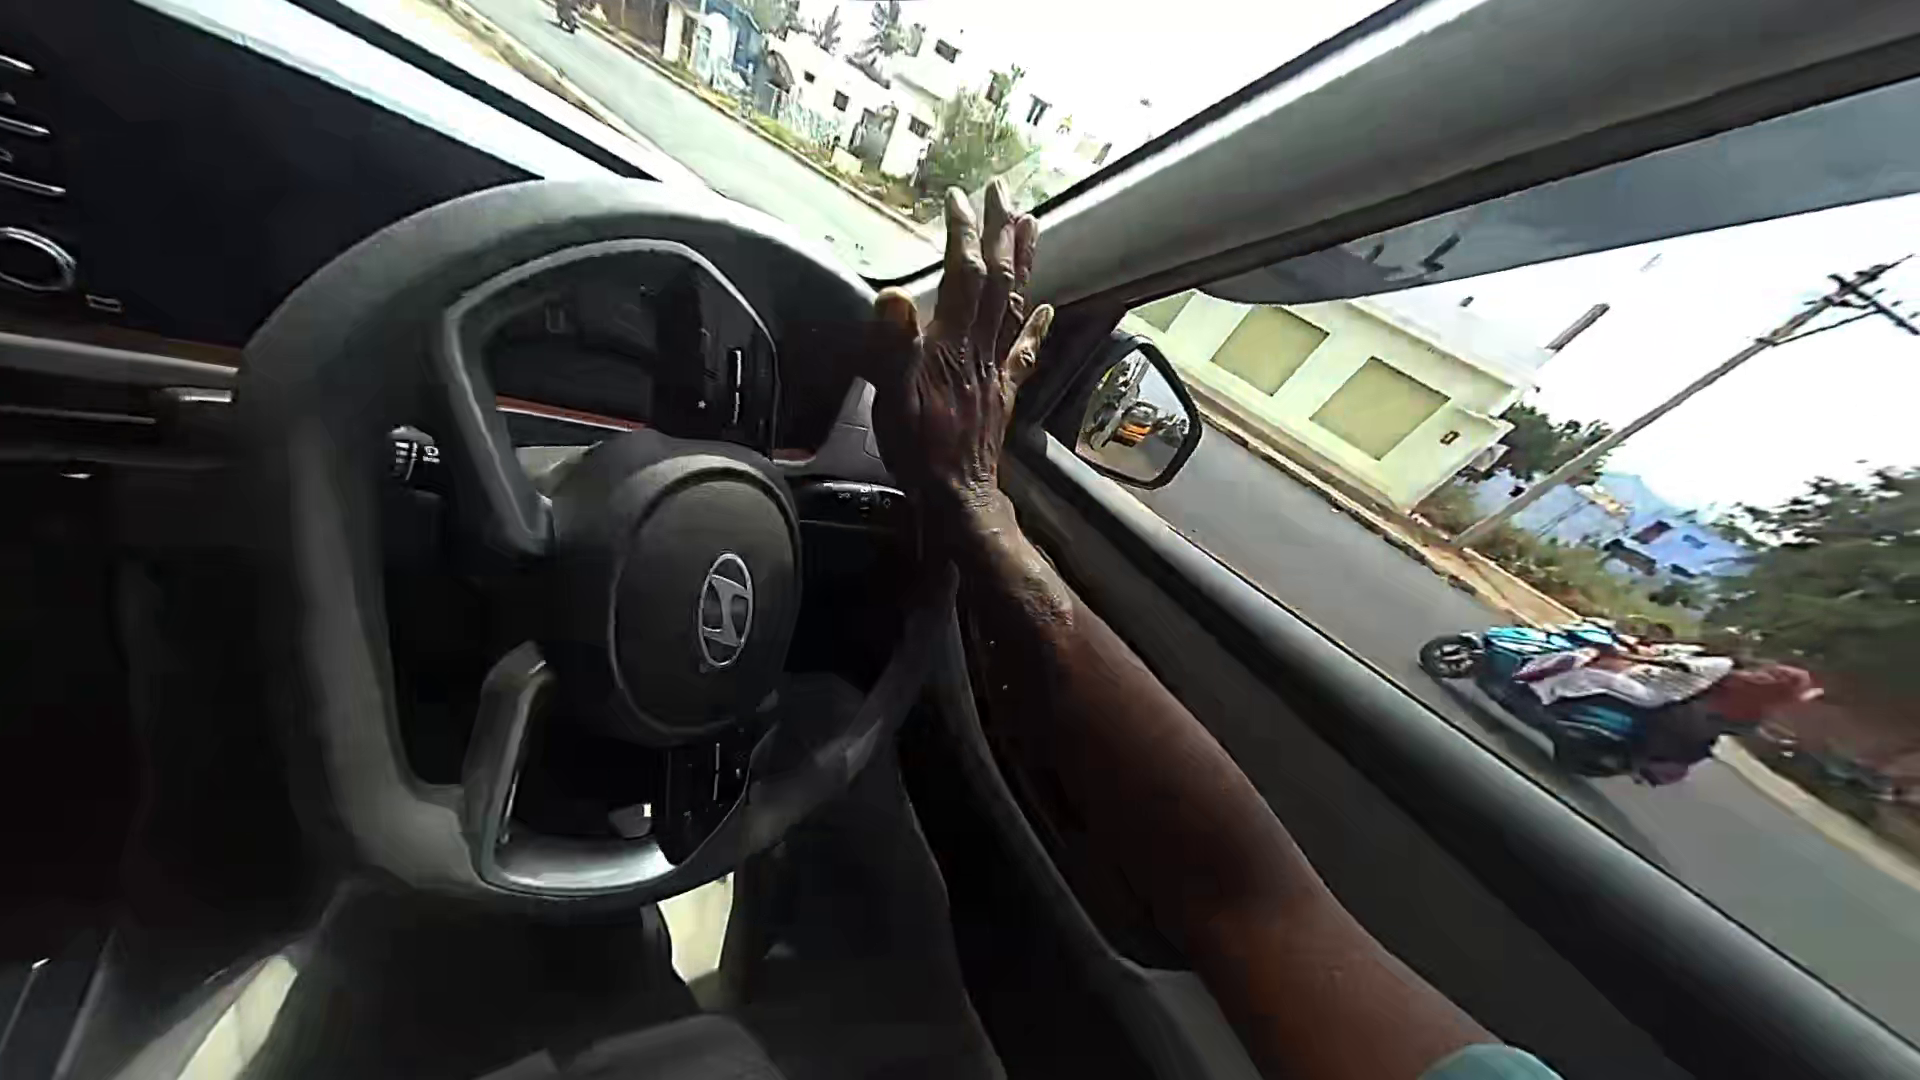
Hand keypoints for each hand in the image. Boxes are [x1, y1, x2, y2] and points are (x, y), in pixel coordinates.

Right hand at [862, 180, 1052, 530]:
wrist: (957, 492)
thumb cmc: (920, 449)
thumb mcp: (892, 401)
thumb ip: (893, 350)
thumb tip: (893, 297)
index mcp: (952, 346)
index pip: (964, 277)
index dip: (965, 235)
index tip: (962, 199)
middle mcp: (980, 350)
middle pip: (998, 282)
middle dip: (1002, 233)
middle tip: (1005, 192)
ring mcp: (996, 370)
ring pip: (1015, 307)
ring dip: (1023, 263)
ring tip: (1030, 225)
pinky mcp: (1003, 392)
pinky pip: (1024, 353)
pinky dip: (1036, 326)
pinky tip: (1045, 306)